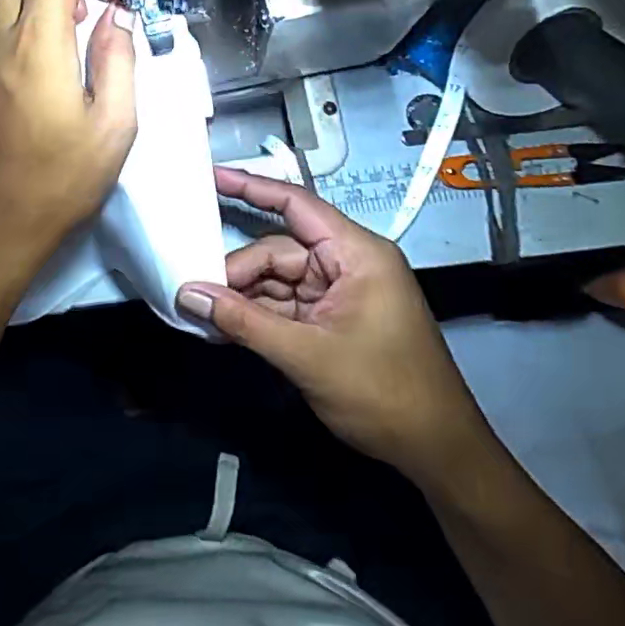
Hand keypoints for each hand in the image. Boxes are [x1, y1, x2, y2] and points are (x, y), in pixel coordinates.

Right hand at [176, 168, 484, 479]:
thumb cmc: (384, 393)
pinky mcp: (333, 320)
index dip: (252, 188)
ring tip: (202, 314)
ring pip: (279, 281)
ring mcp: (340, 293)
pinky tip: (225, 327)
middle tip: (195, 295)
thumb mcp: (308, 356)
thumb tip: (190, 293)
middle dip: (238, 272)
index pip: (297, 205)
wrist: (434, 449)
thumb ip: (244, 322)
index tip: (213, 176)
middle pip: (279, 251)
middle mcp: (347, 264)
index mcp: (356, 254)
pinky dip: (258, 316)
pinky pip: (286, 306)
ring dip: (244, 298)